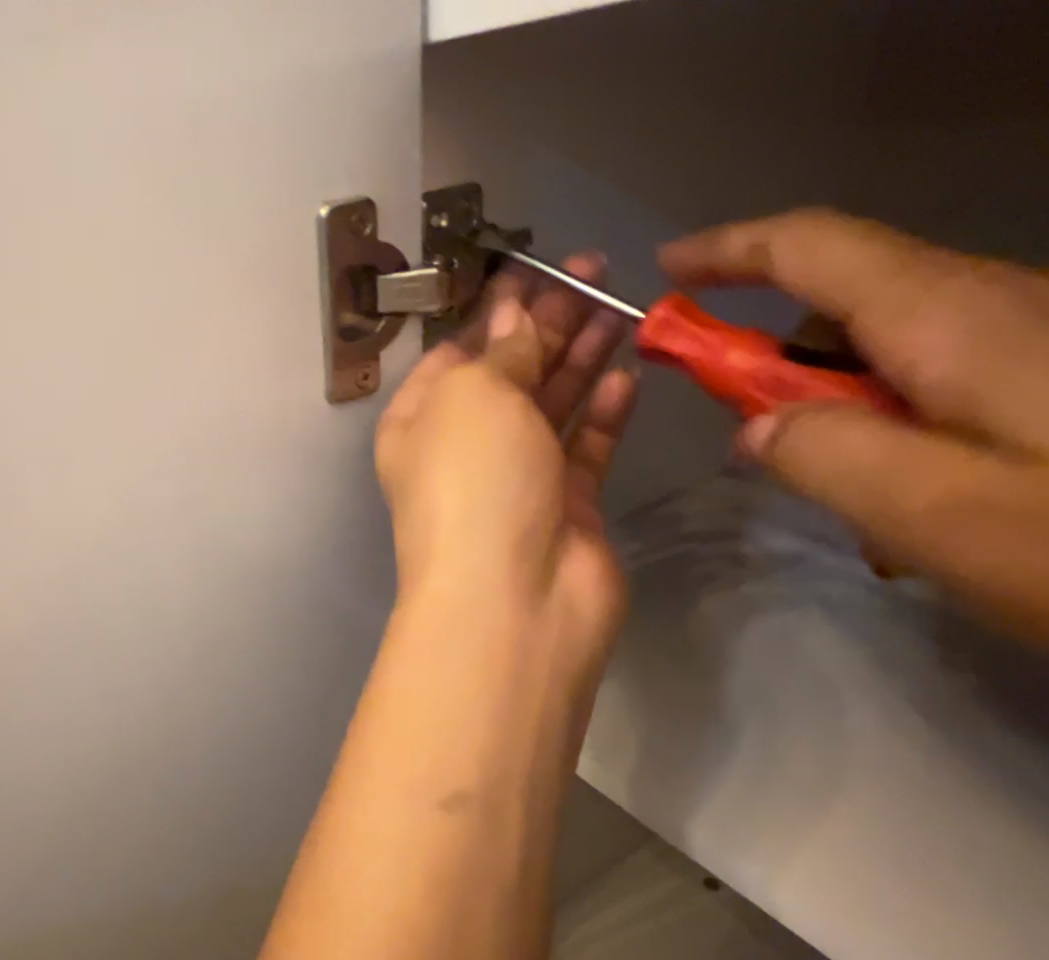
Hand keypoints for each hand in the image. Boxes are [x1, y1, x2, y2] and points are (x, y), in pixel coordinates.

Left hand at [375, 258, 639, 668]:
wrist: (513, 600)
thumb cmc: (474, 481)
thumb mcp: (474, 396)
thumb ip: (502, 351)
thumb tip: (512, 310)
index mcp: (419, 422)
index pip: (455, 353)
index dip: (495, 311)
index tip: (538, 269)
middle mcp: (464, 448)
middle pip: (510, 373)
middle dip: (549, 322)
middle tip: (598, 272)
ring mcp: (518, 479)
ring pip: (553, 405)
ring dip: (583, 357)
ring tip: (622, 306)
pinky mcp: (569, 507)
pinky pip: (587, 448)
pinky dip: (605, 412)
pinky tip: (629, 374)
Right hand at [661, 208, 1048, 690]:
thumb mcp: (950, 522)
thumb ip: (829, 460)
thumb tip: (763, 427)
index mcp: (966, 319)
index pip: (816, 247)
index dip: (729, 255)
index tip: (668, 278)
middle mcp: (1031, 295)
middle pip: (863, 297)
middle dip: (788, 360)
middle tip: (764, 445)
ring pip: (929, 338)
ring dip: (867, 401)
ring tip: (880, 504)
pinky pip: (997, 361)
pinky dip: (938, 410)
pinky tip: (968, 492)